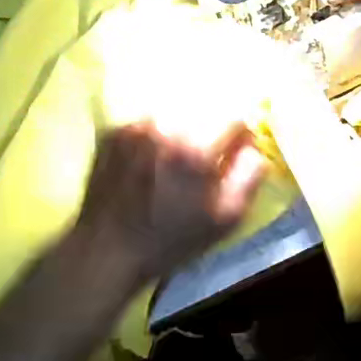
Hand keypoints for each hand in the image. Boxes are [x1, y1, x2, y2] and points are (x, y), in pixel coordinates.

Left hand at [71, 122, 268, 282]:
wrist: (107, 249)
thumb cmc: (172, 240)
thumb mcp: (225, 219)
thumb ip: (249, 177)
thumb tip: (253, 148)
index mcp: (196, 148)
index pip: (234, 117)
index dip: (239, 136)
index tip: (234, 153)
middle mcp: (165, 127)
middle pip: (203, 110)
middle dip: (210, 131)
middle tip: (203, 159)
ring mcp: (135, 127)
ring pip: (174, 113)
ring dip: (182, 129)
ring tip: (174, 160)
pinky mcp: (113, 132)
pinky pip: (146, 122)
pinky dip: (155, 135)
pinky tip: (149, 162)